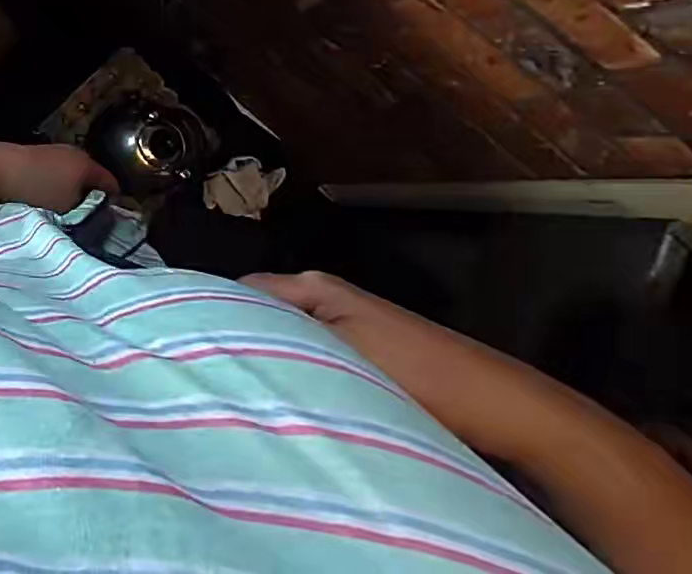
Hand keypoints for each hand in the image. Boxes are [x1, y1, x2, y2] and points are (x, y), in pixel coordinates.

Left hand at [0, 141, 117, 212]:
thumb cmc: (38, 189)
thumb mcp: (68, 208)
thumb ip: (85, 212)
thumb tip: (92, 215)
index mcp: (88, 163)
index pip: (111, 184)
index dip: (114, 204)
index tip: (112, 222)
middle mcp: (74, 153)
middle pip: (90, 179)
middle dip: (90, 198)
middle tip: (88, 220)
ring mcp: (53, 152)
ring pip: (71, 177)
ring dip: (70, 192)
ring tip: (65, 213)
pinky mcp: (34, 156)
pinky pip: (53, 175)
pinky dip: (53, 187)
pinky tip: (45, 201)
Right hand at [243, 271, 584, 461]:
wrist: (501, 406)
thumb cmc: (419, 373)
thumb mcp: (341, 355)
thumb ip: (281, 339)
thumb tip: (228, 334)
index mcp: (313, 285)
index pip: (242, 288)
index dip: (214, 310)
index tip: (191, 341)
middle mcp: (322, 294)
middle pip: (260, 310)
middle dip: (236, 335)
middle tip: (209, 370)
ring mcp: (343, 321)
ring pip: (282, 334)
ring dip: (263, 355)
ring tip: (237, 385)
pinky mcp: (359, 349)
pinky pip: (306, 352)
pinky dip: (291, 369)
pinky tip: (281, 395)